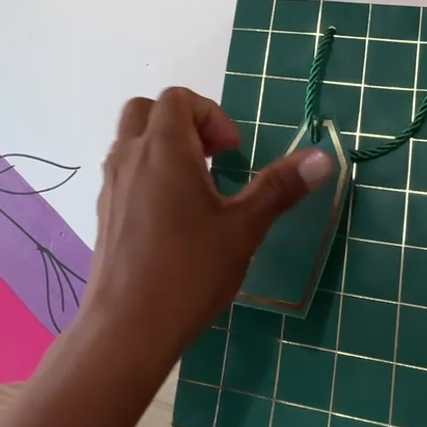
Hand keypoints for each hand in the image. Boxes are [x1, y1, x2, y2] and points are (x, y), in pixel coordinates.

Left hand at [81, 87, 333, 359]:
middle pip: (147, 109)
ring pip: (131, 140)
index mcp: (163, 148)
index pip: (178, 99)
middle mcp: (130, 157)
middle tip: (212, 158)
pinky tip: (173, 217)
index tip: (233, 153)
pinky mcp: (104, 212)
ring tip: (197, 187)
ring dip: (163, 146)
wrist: (127, 327)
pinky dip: (147, 172)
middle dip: (183, 122)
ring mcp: (111, 184)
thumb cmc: (189, 271)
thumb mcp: (243, 228)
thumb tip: (322, 156)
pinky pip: (124, 171)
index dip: (211, 114)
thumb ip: (279, 187)